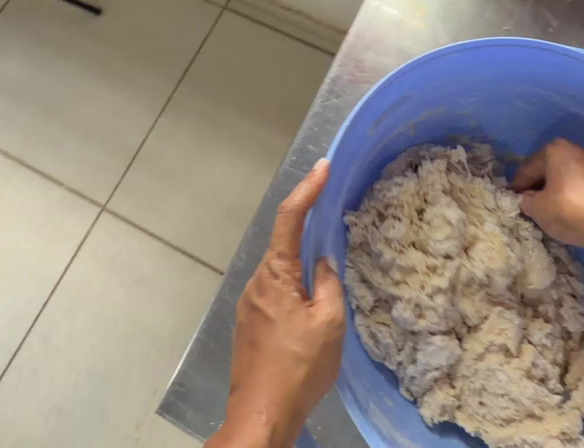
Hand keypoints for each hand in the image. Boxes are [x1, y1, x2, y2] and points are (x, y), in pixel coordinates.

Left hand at [214, 159, 345, 447]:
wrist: (260, 417)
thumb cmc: (298, 368)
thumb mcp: (328, 324)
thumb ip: (329, 285)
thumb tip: (324, 262)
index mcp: (276, 274)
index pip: (291, 217)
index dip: (307, 188)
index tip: (323, 166)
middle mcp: (257, 281)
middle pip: (285, 241)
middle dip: (308, 226)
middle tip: (333, 211)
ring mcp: (250, 303)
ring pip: (281, 270)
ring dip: (302, 263)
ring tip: (328, 268)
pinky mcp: (251, 324)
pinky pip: (276, 290)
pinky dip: (295, 285)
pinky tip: (311, 303)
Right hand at [511, 139, 583, 252]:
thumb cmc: (574, 210)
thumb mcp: (540, 211)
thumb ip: (528, 202)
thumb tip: (529, 199)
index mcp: (556, 150)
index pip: (529, 168)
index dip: (519, 186)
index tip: (515, 200)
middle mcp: (580, 150)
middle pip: (554, 170)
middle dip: (545, 186)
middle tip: (538, 207)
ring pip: (577, 178)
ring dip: (568, 191)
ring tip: (565, 212)